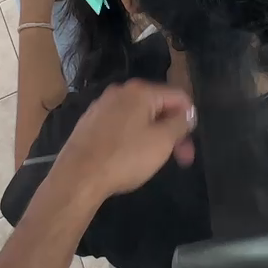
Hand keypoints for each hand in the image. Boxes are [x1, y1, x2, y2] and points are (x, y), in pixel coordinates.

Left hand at [50, 80, 196, 202]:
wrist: (77, 176)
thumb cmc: (124, 157)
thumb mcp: (162, 142)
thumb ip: (180, 123)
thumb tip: (188, 112)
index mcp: (141, 91)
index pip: (178, 96)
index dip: (190, 118)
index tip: (190, 146)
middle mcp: (121, 91)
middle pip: (157, 105)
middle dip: (172, 130)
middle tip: (179, 158)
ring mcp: (102, 105)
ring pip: (138, 116)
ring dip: (152, 134)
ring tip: (154, 159)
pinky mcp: (90, 122)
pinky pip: (120, 124)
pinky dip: (131, 137)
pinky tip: (129, 157)